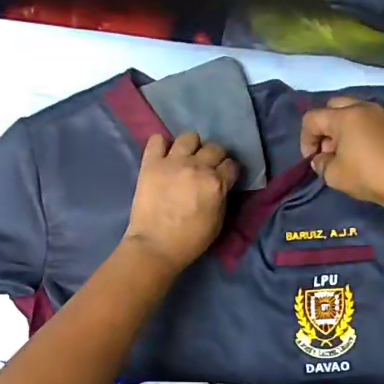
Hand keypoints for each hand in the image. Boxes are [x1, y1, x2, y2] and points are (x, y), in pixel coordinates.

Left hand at [123, 132, 238, 271]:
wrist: (155, 246)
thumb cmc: (190, 241)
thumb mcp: (218, 221)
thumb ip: (222, 196)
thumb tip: (221, 184)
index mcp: (216, 183)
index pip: (232, 164)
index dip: (229, 171)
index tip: (224, 178)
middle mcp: (197, 167)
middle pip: (214, 147)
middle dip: (214, 157)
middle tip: (206, 169)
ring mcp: (173, 162)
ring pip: (189, 137)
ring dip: (191, 147)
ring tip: (185, 159)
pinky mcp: (151, 163)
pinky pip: (157, 140)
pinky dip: (162, 146)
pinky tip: (164, 157)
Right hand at [300, 96, 383, 211]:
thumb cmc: (368, 176)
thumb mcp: (334, 176)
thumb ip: (321, 164)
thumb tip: (321, 159)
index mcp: (345, 116)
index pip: (312, 118)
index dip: (305, 139)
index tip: (312, 159)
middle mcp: (364, 108)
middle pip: (334, 106)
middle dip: (325, 126)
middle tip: (327, 149)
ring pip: (356, 112)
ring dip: (345, 128)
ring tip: (347, 153)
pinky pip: (373, 121)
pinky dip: (363, 132)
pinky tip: (368, 154)